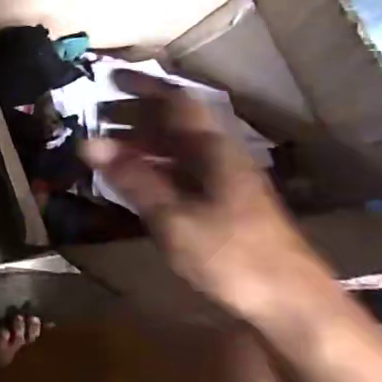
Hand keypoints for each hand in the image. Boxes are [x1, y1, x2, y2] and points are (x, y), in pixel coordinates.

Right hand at [78, 70, 334, 323]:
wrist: (292, 305)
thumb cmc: (231, 255)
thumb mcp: (172, 216)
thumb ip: (132, 177)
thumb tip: (89, 142)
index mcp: (213, 150)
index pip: (176, 101)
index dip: (144, 85)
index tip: (109, 77)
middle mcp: (221, 157)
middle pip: (175, 123)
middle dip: (135, 114)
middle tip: (95, 116)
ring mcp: (225, 181)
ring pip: (177, 148)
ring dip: (141, 142)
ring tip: (104, 148)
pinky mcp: (224, 205)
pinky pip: (181, 171)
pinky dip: (152, 167)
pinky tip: (132, 182)